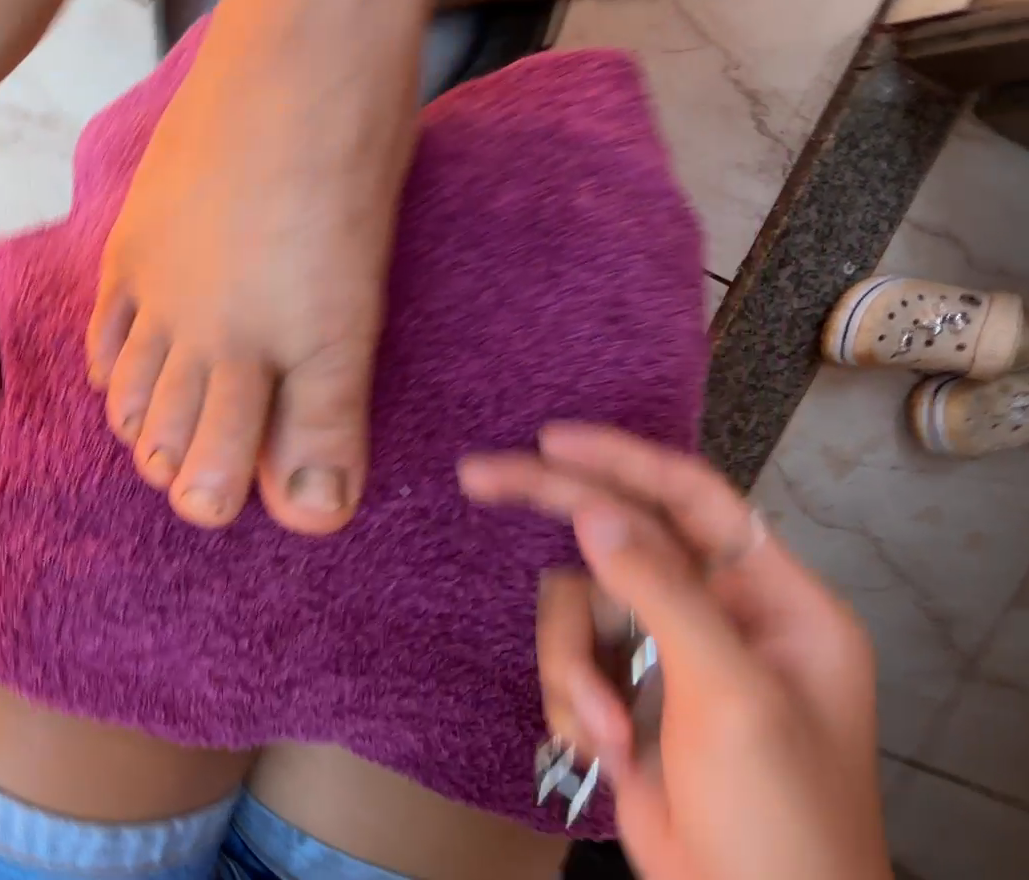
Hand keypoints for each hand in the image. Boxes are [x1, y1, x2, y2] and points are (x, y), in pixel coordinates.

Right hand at [87, 4, 402, 532]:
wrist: (296, 51)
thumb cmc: (347, 172)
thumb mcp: (353, 310)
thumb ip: (324, 413)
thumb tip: (312, 514)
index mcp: (251, 356)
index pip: (215, 463)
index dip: (219, 496)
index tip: (228, 506)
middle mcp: (188, 331)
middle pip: (163, 429)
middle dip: (176, 468)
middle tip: (191, 484)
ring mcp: (152, 282)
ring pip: (129, 385)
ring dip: (141, 423)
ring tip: (154, 443)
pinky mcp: (132, 238)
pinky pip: (103, 326)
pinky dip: (109, 364)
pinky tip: (115, 374)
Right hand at [459, 424, 890, 879]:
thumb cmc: (775, 811)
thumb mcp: (726, 696)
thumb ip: (661, 592)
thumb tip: (595, 510)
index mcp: (773, 602)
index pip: (693, 500)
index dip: (621, 459)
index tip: (549, 440)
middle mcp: (716, 611)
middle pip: (616, 535)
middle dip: (554, 521)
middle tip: (477, 476)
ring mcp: (661, 648)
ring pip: (576, 604)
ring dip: (572, 666)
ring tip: (599, 727)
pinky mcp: (619, 683)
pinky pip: (566, 654)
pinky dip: (570, 696)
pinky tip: (598, 747)